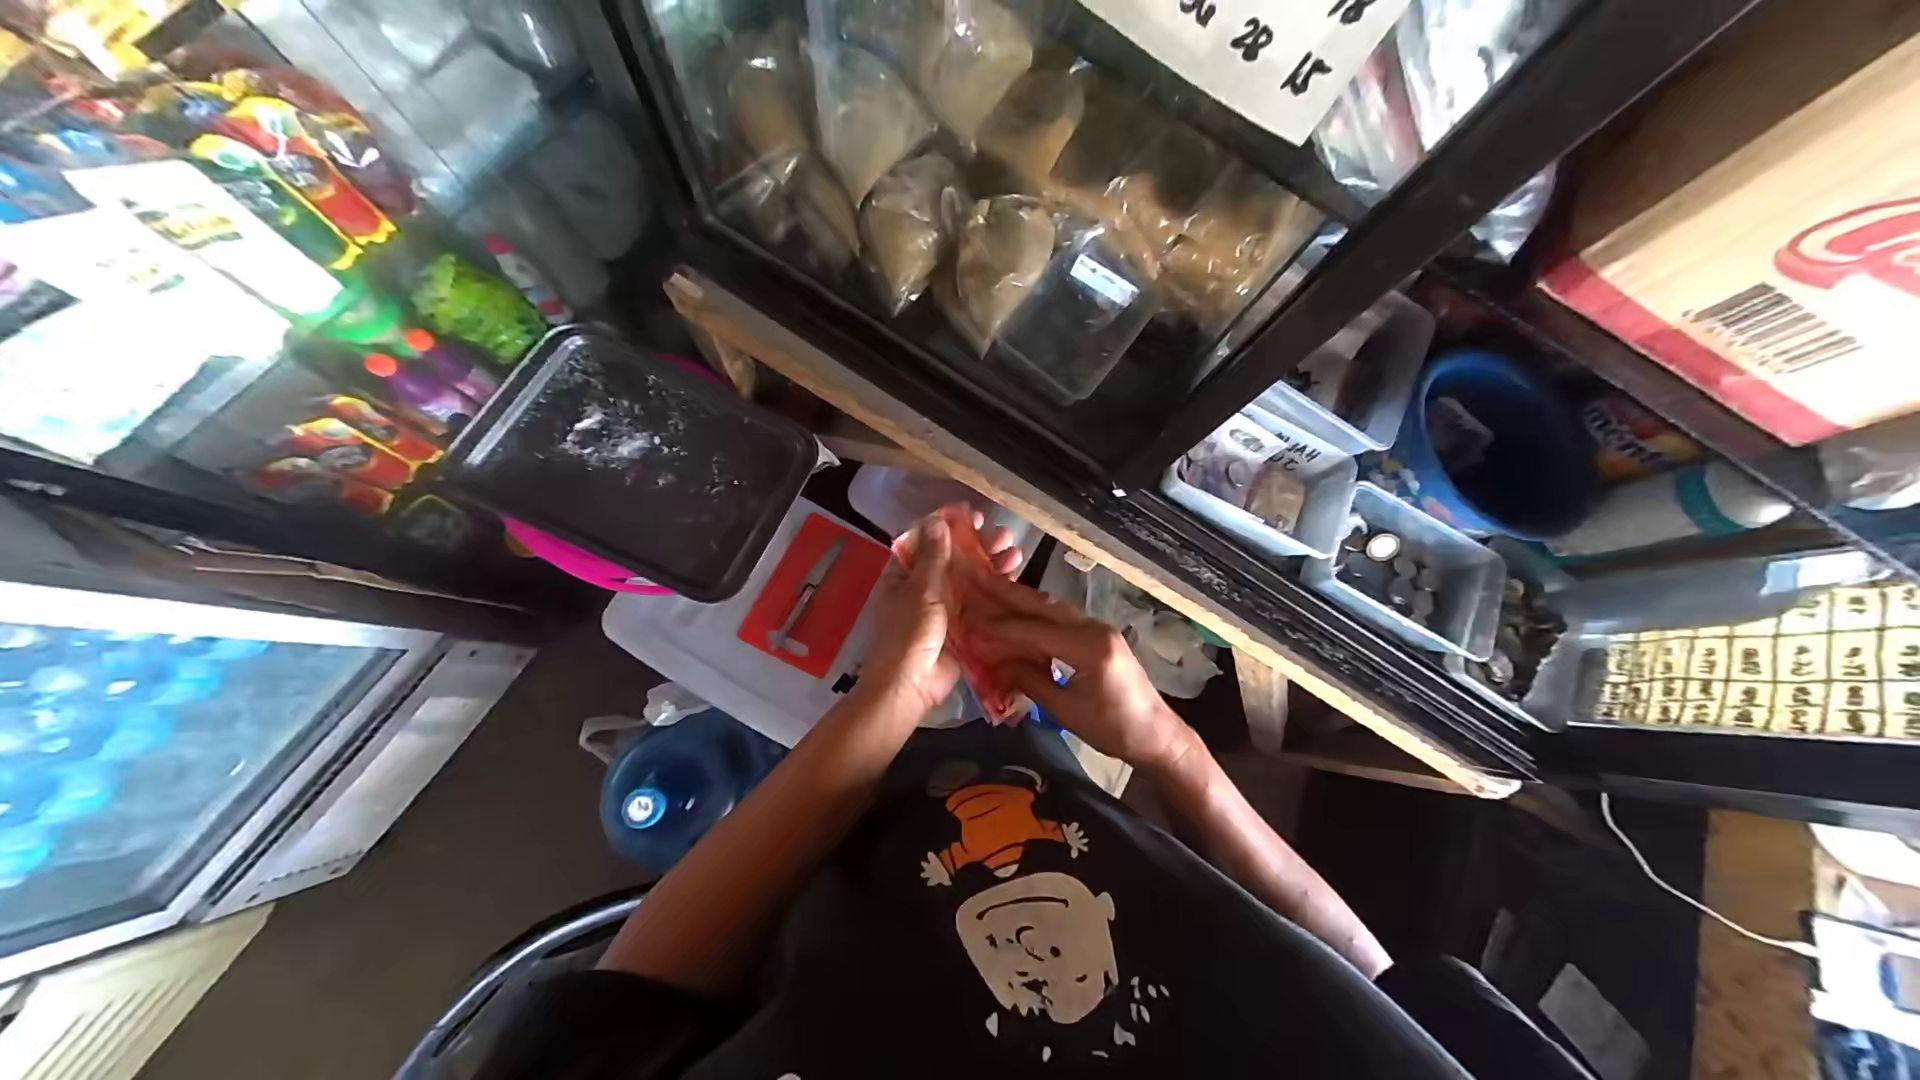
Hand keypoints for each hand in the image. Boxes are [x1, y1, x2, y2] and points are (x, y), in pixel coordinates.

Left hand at [859, 509, 1021, 719]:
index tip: (974, 516)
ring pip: (970, 579)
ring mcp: (944, 607)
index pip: (927, 541)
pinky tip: (1015, 577)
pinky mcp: (962, 626)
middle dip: (979, 545)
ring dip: (992, 565)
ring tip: (1015, 553)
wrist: (910, 687)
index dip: (949, 525)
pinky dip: (996, 590)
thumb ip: (933, 557)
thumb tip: (937, 520)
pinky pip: (980, 602)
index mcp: (904, 575)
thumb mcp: (920, 591)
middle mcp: (923, 587)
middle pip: (954, 558)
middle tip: (1004, 535)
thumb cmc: (908, 635)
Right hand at [977, 576, 1194, 771]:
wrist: (1156, 734)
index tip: (974, 621)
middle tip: (980, 581)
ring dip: (1024, 601)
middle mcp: (1095, 628)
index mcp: (1089, 647)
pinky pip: (1064, 618)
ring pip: (1055, 607)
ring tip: (994, 591)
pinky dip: (1039, 614)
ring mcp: (1099, 629)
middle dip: (1011, 594)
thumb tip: (1000, 663)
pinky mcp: (1100, 636)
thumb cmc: (1113, 728)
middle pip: (1046, 605)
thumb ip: (1032, 681)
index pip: (1036, 629)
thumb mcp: (1066, 711)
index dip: (1002, 627)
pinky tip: (1022, 614)